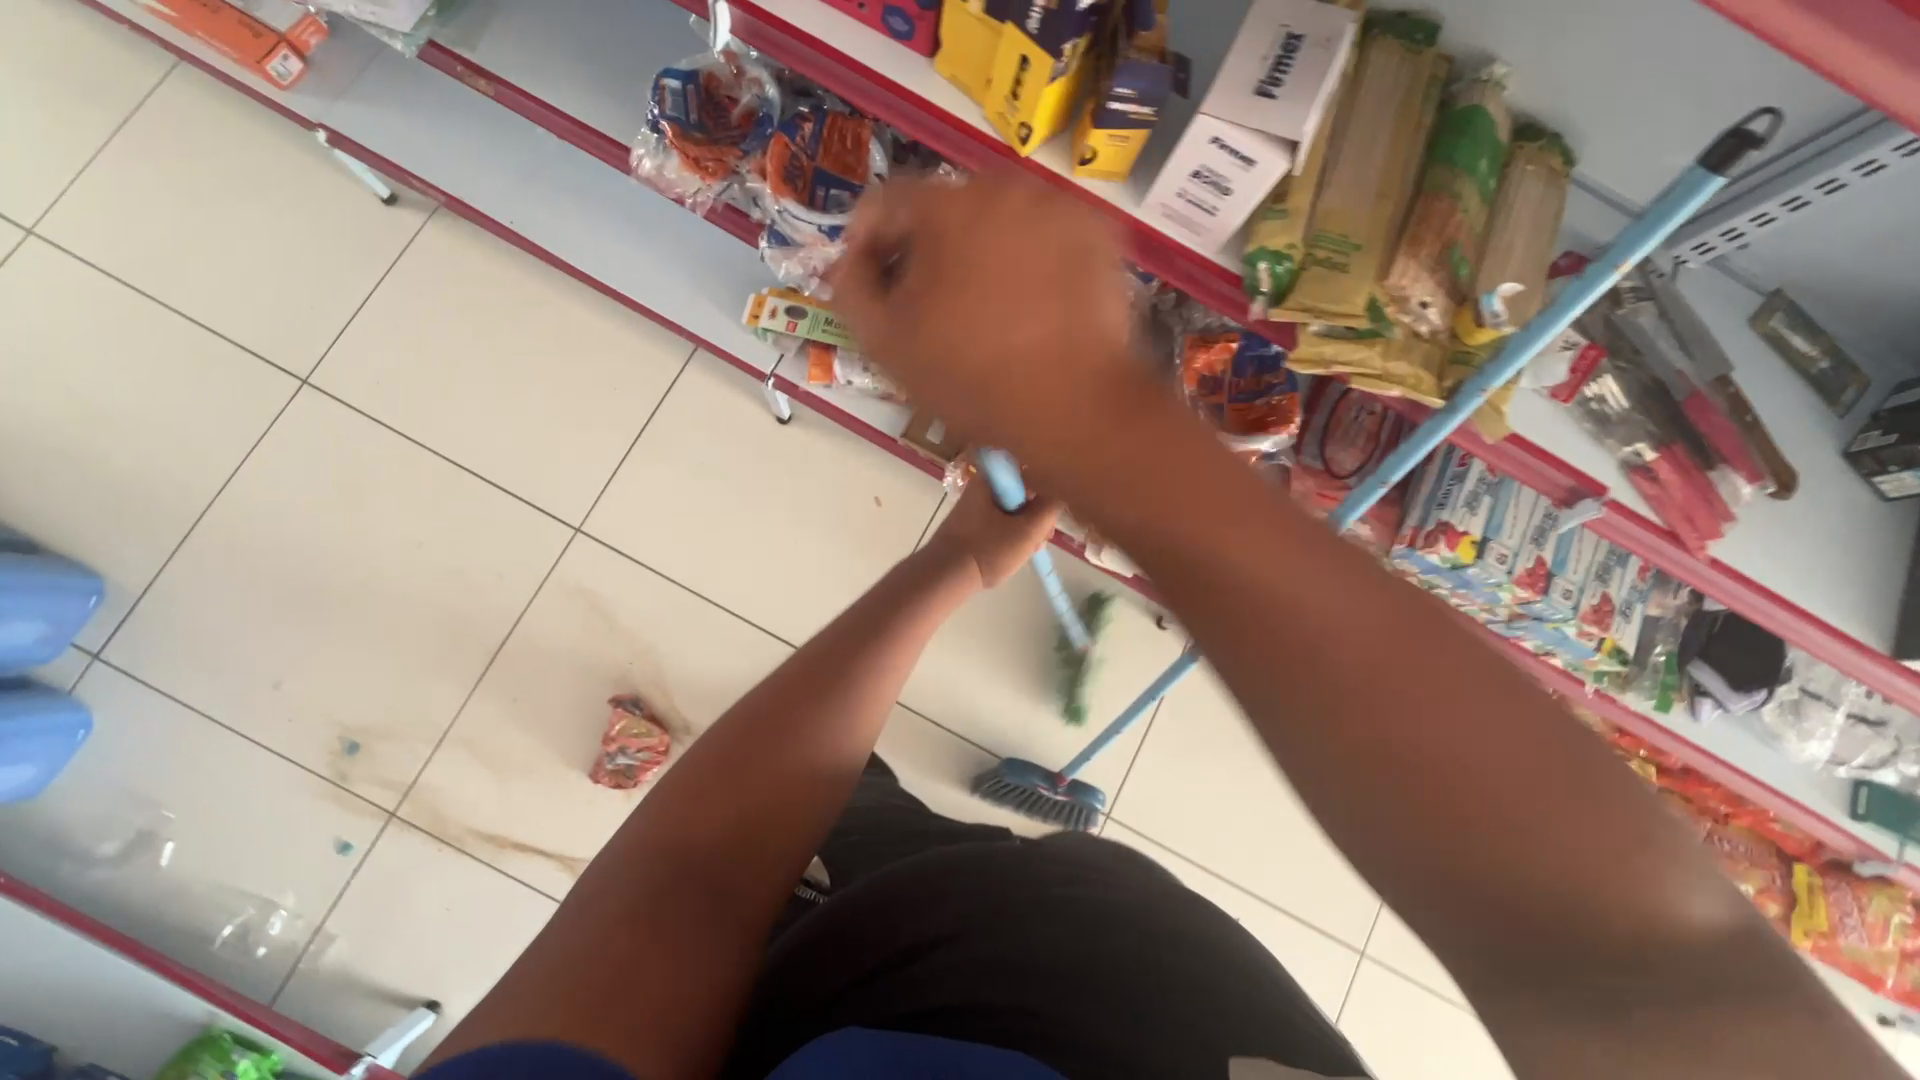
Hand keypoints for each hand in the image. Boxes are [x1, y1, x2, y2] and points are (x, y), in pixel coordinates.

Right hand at [828, 171, 1151, 459]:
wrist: (1072, 406)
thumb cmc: (971, 378)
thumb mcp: (887, 344)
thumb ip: (851, 289)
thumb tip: (849, 261)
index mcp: (943, 206)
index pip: (885, 203)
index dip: (868, 244)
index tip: (872, 283)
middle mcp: (1002, 187)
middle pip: (946, 207)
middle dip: (928, 248)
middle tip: (929, 302)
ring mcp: (1057, 206)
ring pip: (999, 219)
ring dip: (981, 252)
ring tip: (984, 308)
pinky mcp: (1097, 234)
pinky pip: (1046, 236)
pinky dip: (1031, 260)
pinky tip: (1031, 305)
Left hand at [921, 470, 1062, 588]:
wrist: (944, 576)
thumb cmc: (987, 549)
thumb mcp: (1027, 530)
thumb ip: (1049, 508)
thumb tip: (1059, 493)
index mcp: (990, 480)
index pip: (1026, 469)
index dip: (1045, 487)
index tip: (1051, 510)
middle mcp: (980, 488)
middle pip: (1020, 493)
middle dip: (1036, 515)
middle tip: (1042, 537)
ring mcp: (972, 508)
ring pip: (1010, 512)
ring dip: (1025, 528)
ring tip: (1030, 550)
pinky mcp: (968, 526)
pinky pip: (997, 524)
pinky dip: (1010, 536)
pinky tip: (1016, 555)